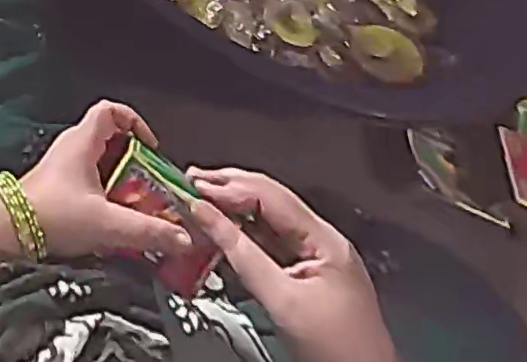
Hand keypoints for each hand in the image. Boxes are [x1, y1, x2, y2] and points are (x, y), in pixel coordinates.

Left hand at [21, 101, 191, 258]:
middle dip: (137, 160)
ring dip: (125, 179)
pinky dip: (110, 191)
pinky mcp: (63, 182)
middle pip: (113, 138)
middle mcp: (74, 146)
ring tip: (140, 205)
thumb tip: (180, 238)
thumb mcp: (107, 224)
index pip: (111, 110)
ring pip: (104, 161)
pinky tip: (118, 218)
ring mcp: (67, 163)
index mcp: (83, 141)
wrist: (12, 227)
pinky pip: (94, 177)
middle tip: (152, 184)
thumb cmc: (51, 214)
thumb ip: (148, 231)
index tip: (152, 148)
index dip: (135, 122)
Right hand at [186, 168, 396, 361]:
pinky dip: (242, 228)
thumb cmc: (335, 355)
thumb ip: (240, 253)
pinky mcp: (307, 271)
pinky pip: (269, 237)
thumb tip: (202, 211)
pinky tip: (221, 225)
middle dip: (227, 187)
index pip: (268, 196)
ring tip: (199, 199)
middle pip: (268, 198)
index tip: (193, 186)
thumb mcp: (282, 301)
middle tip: (190, 182)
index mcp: (324, 240)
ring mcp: (316, 254)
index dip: (227, 187)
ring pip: (267, 215)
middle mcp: (322, 239)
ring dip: (232, 205)